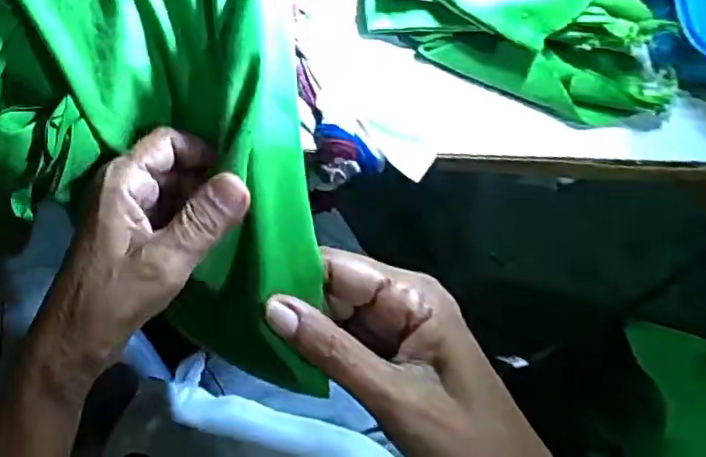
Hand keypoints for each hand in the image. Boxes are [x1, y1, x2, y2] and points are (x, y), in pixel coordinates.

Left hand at [28, 126, 251, 391]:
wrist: (78, 331)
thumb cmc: (118, 292)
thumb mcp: (167, 259)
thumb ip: (203, 220)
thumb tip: (240, 180)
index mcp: (122, 177)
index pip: (166, 141)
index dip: (202, 149)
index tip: (239, 169)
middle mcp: (119, 180)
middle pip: (168, 161)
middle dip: (204, 174)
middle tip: (247, 195)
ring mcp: (121, 202)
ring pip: (166, 184)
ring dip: (197, 196)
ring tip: (238, 213)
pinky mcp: (126, 224)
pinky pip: (161, 205)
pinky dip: (185, 213)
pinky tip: (213, 231)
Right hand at [264, 248, 549, 456]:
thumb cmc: (469, 444)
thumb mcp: (399, 399)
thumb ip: (332, 350)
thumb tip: (267, 303)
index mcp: (411, 293)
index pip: (333, 266)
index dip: (289, 269)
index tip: (241, 275)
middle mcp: (398, 297)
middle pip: (326, 284)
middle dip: (288, 295)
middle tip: (236, 298)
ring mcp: (392, 324)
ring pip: (326, 309)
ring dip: (295, 318)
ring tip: (245, 314)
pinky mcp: (384, 350)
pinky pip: (336, 333)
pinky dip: (310, 340)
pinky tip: (277, 339)